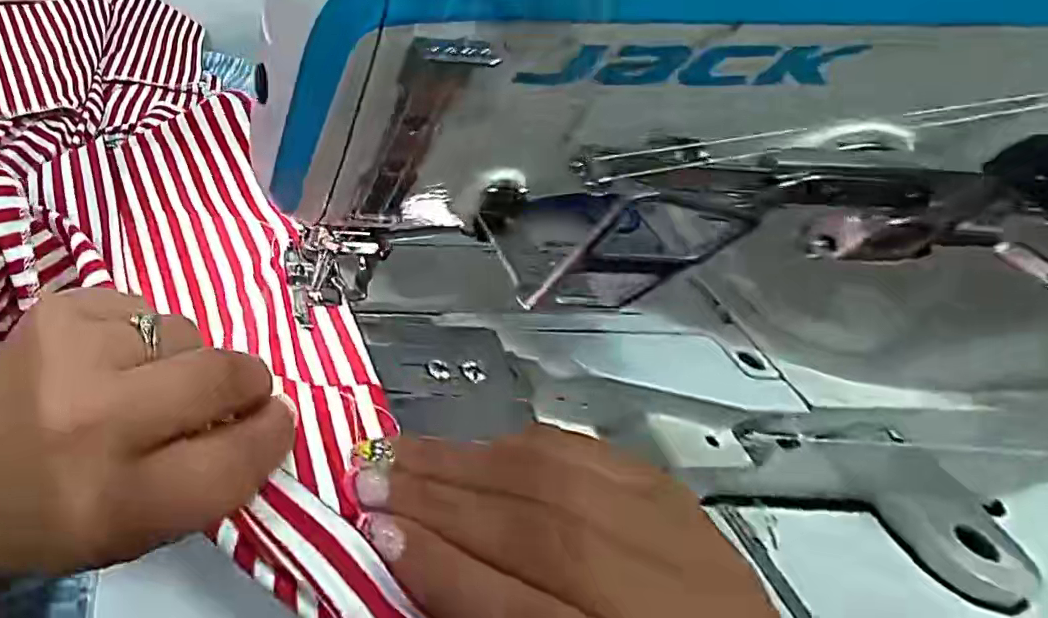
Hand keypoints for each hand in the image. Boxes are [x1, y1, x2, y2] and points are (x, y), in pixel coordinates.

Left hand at [0, 288, 295, 611]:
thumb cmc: (52, 517)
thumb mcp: (133, 532)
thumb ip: (205, 480)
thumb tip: (264, 415)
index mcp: (113, 498)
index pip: (228, 461)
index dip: (269, 436)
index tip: (280, 417)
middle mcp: (93, 416)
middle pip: (214, 374)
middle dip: (246, 378)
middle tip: (244, 385)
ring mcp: (71, 348)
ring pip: (181, 328)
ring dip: (184, 355)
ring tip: (149, 379)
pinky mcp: (56, 306)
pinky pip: (140, 303)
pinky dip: (142, 331)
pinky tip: (110, 355)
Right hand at [351, 425, 776, 617]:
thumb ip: (488, 612)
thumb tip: (402, 556)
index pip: (527, 607)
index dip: (443, 568)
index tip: (374, 537)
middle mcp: (674, 592)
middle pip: (540, 530)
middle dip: (439, 501)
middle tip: (368, 481)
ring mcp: (679, 531)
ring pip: (557, 476)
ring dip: (463, 460)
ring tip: (400, 453)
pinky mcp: (669, 490)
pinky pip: (581, 451)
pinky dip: (514, 445)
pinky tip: (472, 447)